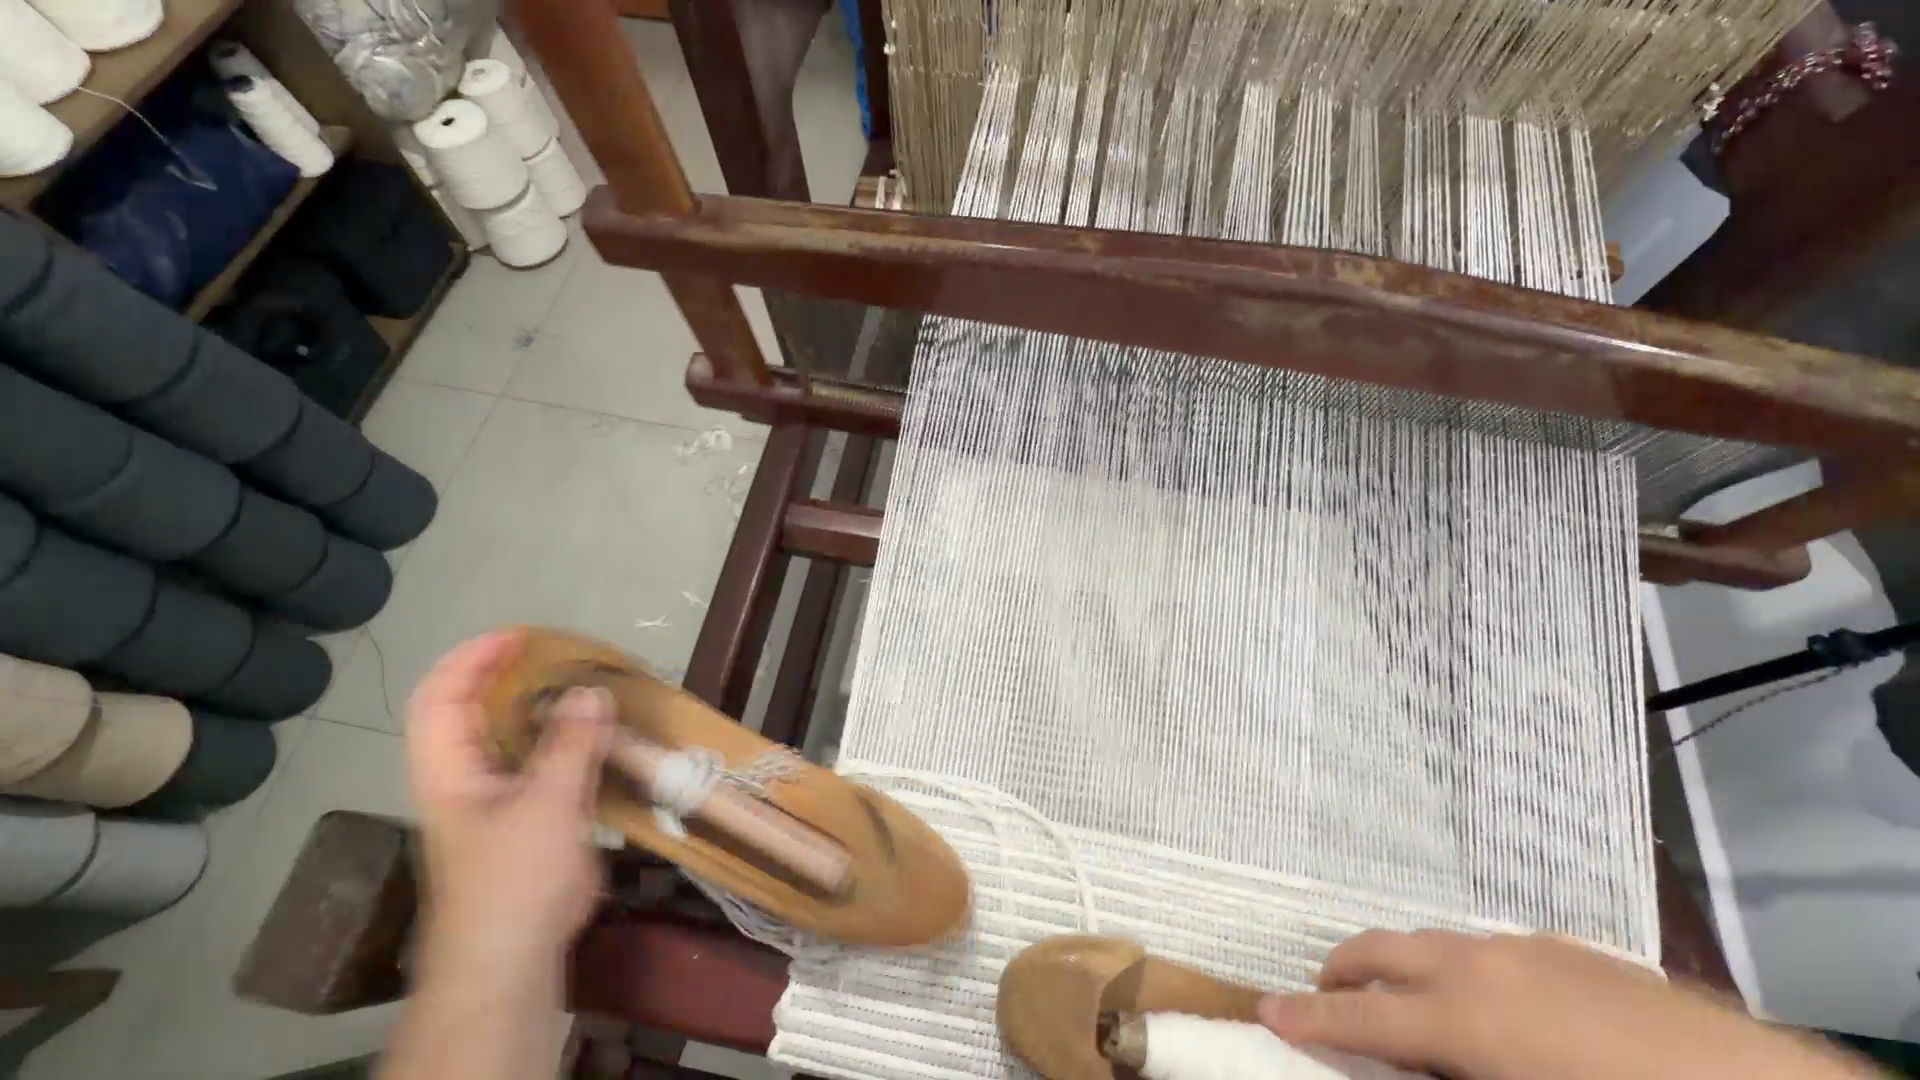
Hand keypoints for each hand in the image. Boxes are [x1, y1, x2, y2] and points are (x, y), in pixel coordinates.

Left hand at [405, 631, 612, 981]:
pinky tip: (598, 738)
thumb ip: (570, 744)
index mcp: (448, 771)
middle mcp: (465, 779)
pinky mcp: (526, 822)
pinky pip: (542, 765)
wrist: (510, 961)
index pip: (441, 698)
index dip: (472, 660)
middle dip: (511, 676)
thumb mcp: (546, 806)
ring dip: (542, 708)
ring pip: (511, 739)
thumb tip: (591, 691)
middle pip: (474, 712)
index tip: (520, 637)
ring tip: (584, 687)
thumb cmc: (513, 880)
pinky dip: (565, 742)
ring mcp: (495, 802)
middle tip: (560, 655)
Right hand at [1257, 931, 1876, 1079]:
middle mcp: (1481, 965)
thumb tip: (1401, 1059)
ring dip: (1399, 968)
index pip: (1361, 1014)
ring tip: (1405, 1008)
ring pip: (1431, 942)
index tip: (1263, 1011)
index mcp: (1466, 1016)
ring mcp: (1527, 949)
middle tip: (1323, 998)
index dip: (1306, 1015)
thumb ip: (1438, 1071)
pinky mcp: (1572, 949)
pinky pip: (1484, 949)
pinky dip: (1456, 970)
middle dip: (1339, 969)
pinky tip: (1492, 1010)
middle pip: (1381, 949)